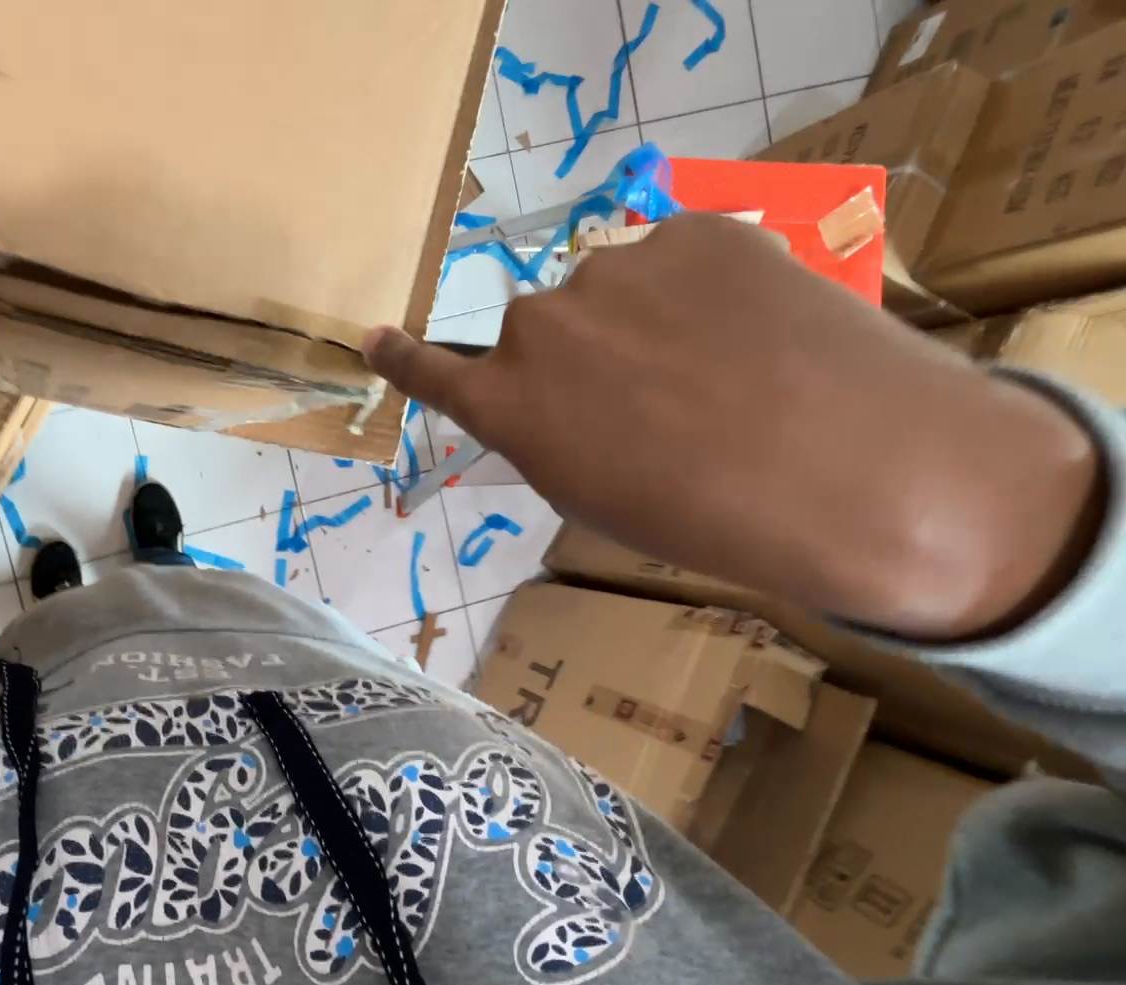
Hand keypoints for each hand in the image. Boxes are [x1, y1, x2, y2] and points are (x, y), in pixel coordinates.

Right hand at [367, 213, 1102, 640]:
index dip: (402, 357)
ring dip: (643, 317)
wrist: (847, 470)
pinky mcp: (695, 232)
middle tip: (651, 396)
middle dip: (580, 356)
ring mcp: (613, 271)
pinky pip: (677, 256)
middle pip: (543, 330)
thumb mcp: (588, 494)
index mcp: (505, 403)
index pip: (431, 372)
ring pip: (612, 289)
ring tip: (719, 365)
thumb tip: (546, 404)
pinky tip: (752, 326)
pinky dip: (703, 286)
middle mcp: (538, 328)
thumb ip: (542, 436)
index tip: (375, 338)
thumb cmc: (698, 515)